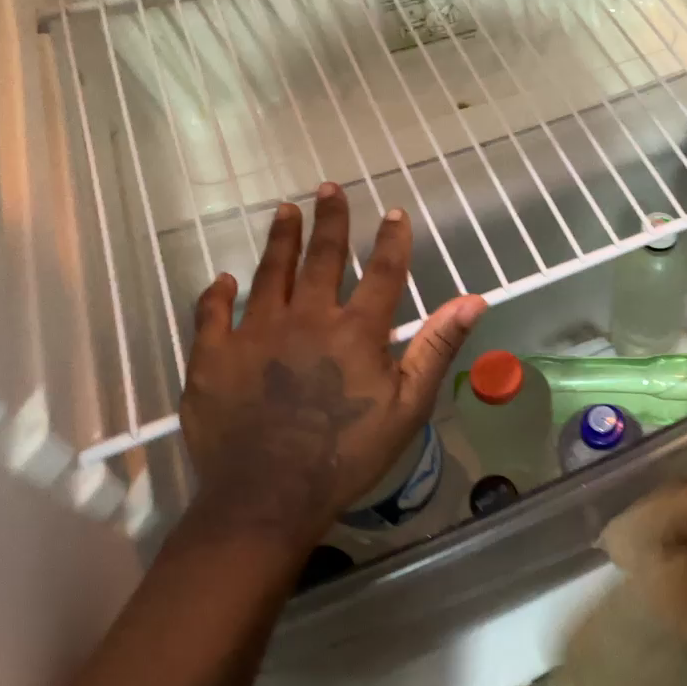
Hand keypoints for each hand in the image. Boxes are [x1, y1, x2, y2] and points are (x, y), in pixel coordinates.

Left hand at [180, 183, 485, 549]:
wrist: (267, 496)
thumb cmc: (348, 454)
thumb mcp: (408, 405)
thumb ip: (437, 347)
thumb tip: (473, 300)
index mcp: (356, 331)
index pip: (382, 272)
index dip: (392, 239)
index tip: (394, 212)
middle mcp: (306, 318)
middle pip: (322, 258)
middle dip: (330, 221)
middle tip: (329, 189)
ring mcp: (254, 333)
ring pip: (269, 273)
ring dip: (281, 239)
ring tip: (285, 211)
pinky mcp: (213, 356)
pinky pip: (212, 313)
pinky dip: (219, 293)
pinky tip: (224, 279)